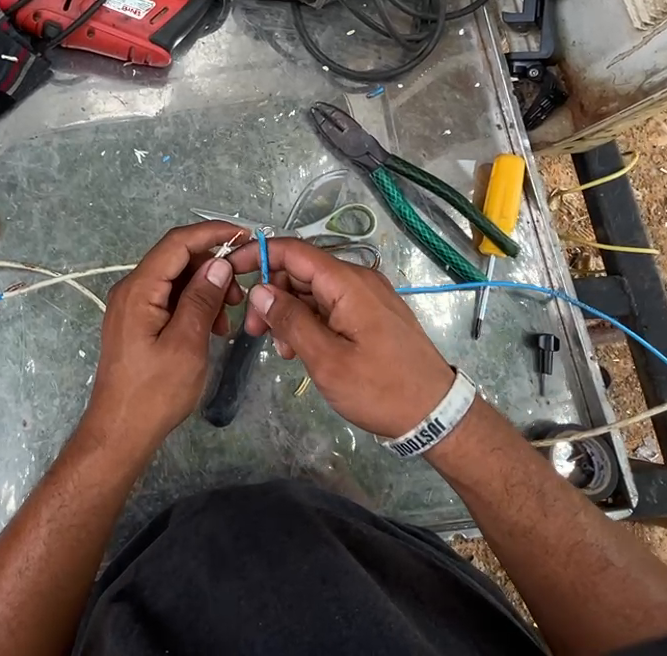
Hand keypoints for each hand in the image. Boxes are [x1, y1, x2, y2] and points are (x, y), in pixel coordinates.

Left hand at [80, 221, 246, 456]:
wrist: (120, 431)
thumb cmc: (154, 391)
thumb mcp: (187, 344)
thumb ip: (202, 300)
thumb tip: (219, 264)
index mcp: (139, 289)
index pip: (177, 243)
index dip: (211, 233)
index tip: (244, 235)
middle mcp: (131, 289)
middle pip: (176, 259)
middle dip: (212, 267)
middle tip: (241, 292)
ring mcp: (132, 306)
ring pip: (175, 280)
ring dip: (205, 289)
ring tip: (228, 318)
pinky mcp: (137, 322)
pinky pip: (169, 299)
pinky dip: (193, 305)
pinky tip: (211, 328)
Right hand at [223, 238, 454, 437]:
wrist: (437, 416)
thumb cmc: (381, 389)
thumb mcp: (327, 360)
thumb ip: (290, 320)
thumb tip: (260, 290)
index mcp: (348, 282)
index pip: (293, 250)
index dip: (257, 255)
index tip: (229, 273)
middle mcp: (357, 280)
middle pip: (300, 271)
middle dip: (270, 294)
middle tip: (252, 331)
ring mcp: (366, 296)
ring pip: (312, 290)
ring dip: (288, 313)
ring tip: (279, 349)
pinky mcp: (370, 314)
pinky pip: (329, 305)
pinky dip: (308, 321)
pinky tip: (300, 350)